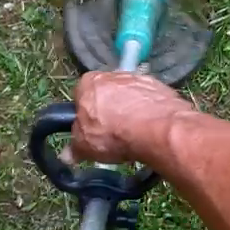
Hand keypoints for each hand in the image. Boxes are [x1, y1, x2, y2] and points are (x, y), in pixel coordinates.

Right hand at [70, 71, 194, 164]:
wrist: (156, 129)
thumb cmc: (113, 133)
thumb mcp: (85, 146)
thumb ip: (75, 147)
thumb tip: (68, 154)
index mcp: (89, 82)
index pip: (81, 95)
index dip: (85, 114)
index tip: (90, 129)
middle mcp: (113, 74)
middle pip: (106, 93)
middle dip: (108, 111)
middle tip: (112, 134)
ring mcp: (139, 79)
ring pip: (130, 96)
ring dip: (130, 111)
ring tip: (133, 135)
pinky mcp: (161, 87)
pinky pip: (150, 101)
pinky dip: (149, 112)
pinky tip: (150, 130)